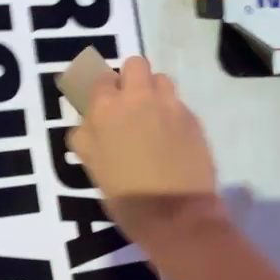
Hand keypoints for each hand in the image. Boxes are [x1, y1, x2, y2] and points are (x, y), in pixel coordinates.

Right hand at [68, 56, 221, 243]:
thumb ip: (87, 136)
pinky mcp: (193, 118)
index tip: (103, 107)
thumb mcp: (92, 167)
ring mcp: (170, 105)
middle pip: (134, 64)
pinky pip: (178, 103)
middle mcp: (138, 98)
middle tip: (129, 105)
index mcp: (106, 109)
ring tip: (153, 117)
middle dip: (130, 79)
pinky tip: (172, 137)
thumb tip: (88, 122)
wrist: (177, 215)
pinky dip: (172, 113)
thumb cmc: (126, 197)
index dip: (101, 92)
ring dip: (154, 91)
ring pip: (161, 79)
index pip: (98, 78)